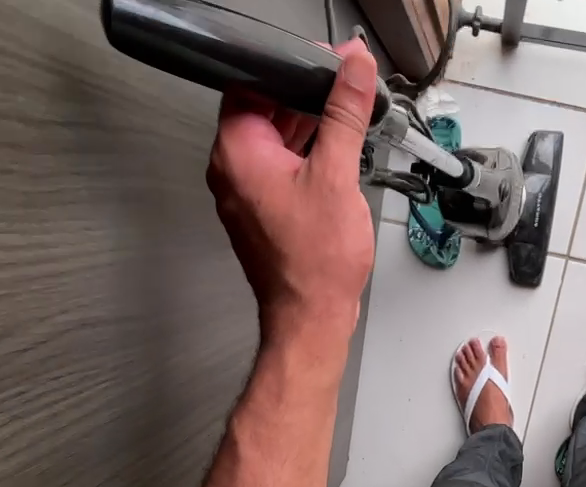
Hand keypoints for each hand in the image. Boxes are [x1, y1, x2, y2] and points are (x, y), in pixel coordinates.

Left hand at [206, 40, 377, 349]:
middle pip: (264, 111)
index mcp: (238, 153)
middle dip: (305, 100)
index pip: (252, 83)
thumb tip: (353, 69)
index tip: (326, 69)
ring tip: (347, 132)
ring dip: (309, 132)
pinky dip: (305, 162)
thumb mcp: (336, 175)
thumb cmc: (314, 263)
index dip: (291, 69)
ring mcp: (246, 196)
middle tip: (345, 98)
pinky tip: (335, 164)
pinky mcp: (263, 216)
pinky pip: (281, 173)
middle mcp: (233, 172)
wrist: (311, 319)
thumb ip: (343, 115)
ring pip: (275, 143)